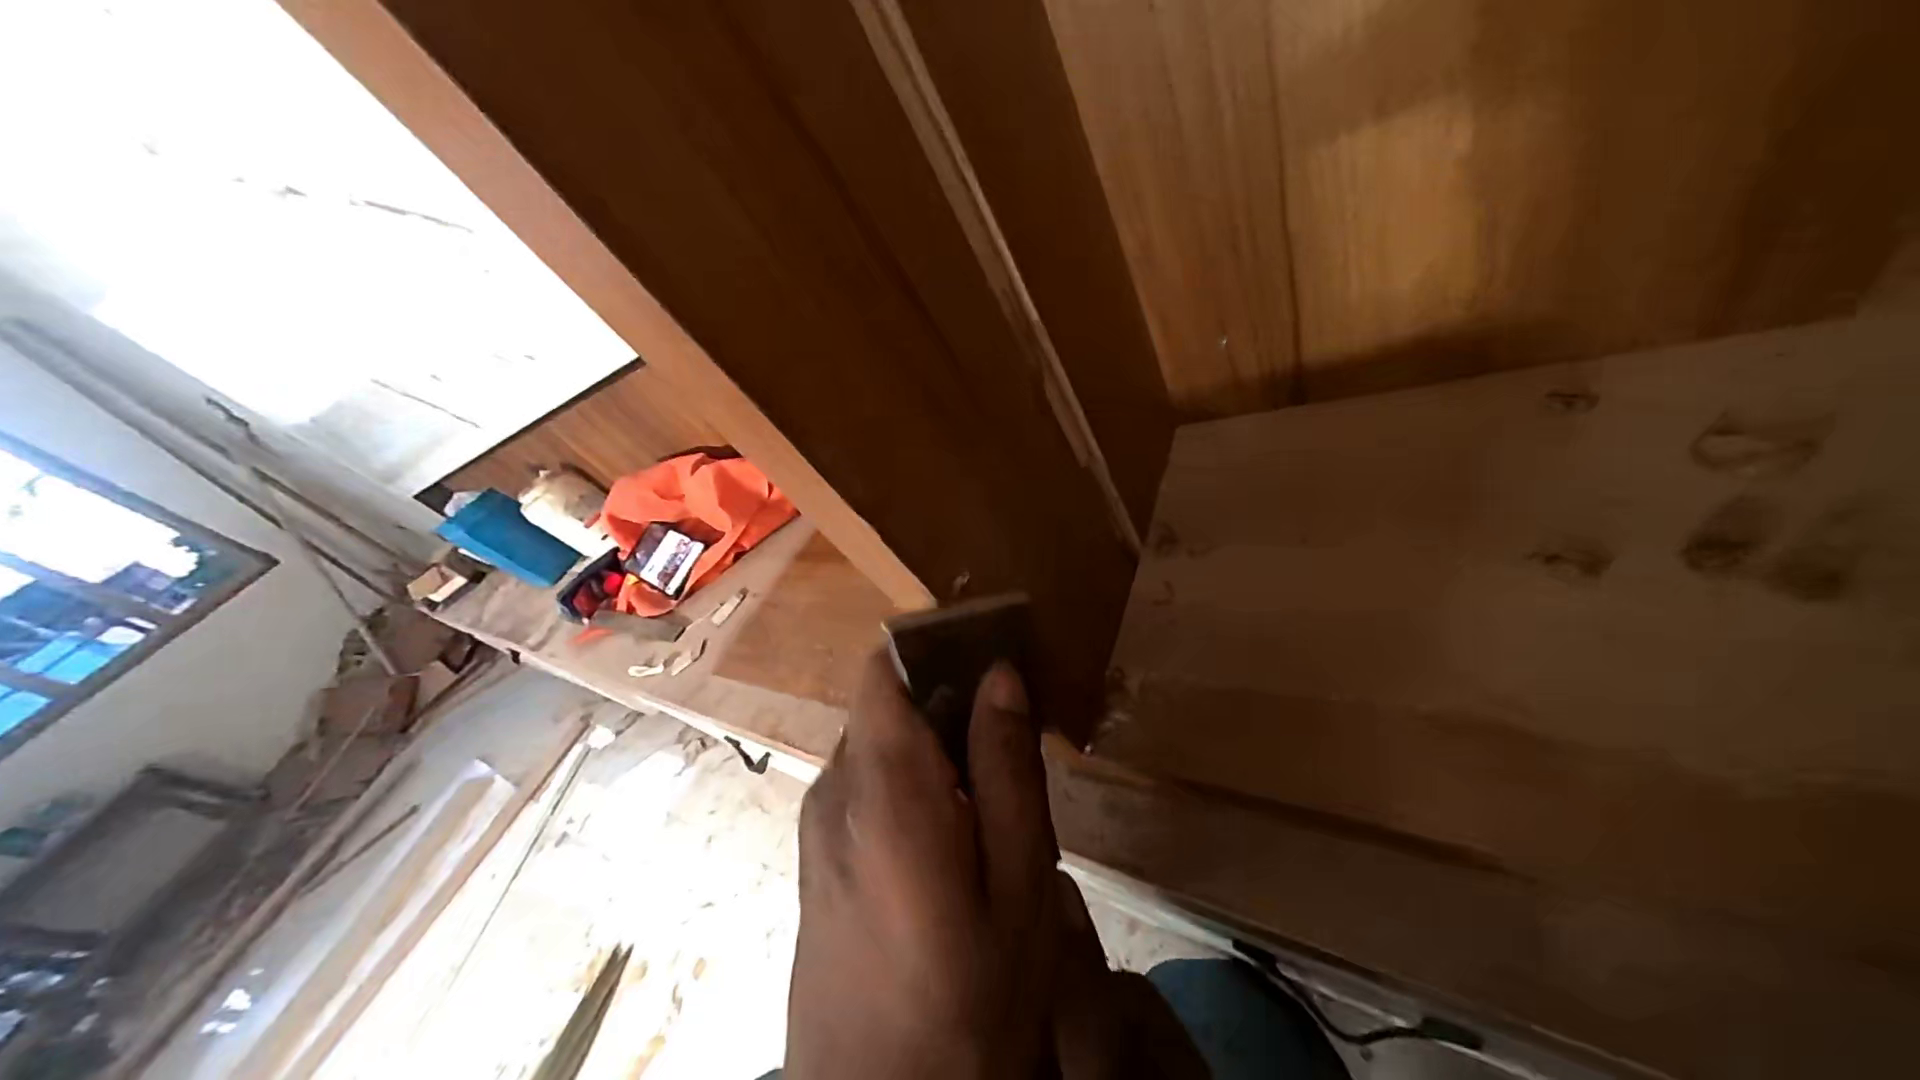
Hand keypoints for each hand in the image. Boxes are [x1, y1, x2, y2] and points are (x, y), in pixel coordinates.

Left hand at [785, 654, 1057, 1079]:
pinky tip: (951, 836)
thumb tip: (1001, 675)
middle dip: (947, 703)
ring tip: (990, 794)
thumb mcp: (1017, 882)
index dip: (935, 647)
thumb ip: (1007, 768)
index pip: (885, 667)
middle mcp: (834, 788)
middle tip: (1010, 738)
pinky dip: (909, 782)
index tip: (993, 656)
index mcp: (882, 784)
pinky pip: (865, 787)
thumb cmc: (968, 1000)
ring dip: (932, 748)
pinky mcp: (815, 854)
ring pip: (878, 745)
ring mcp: (816, 823)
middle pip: (885, 706)